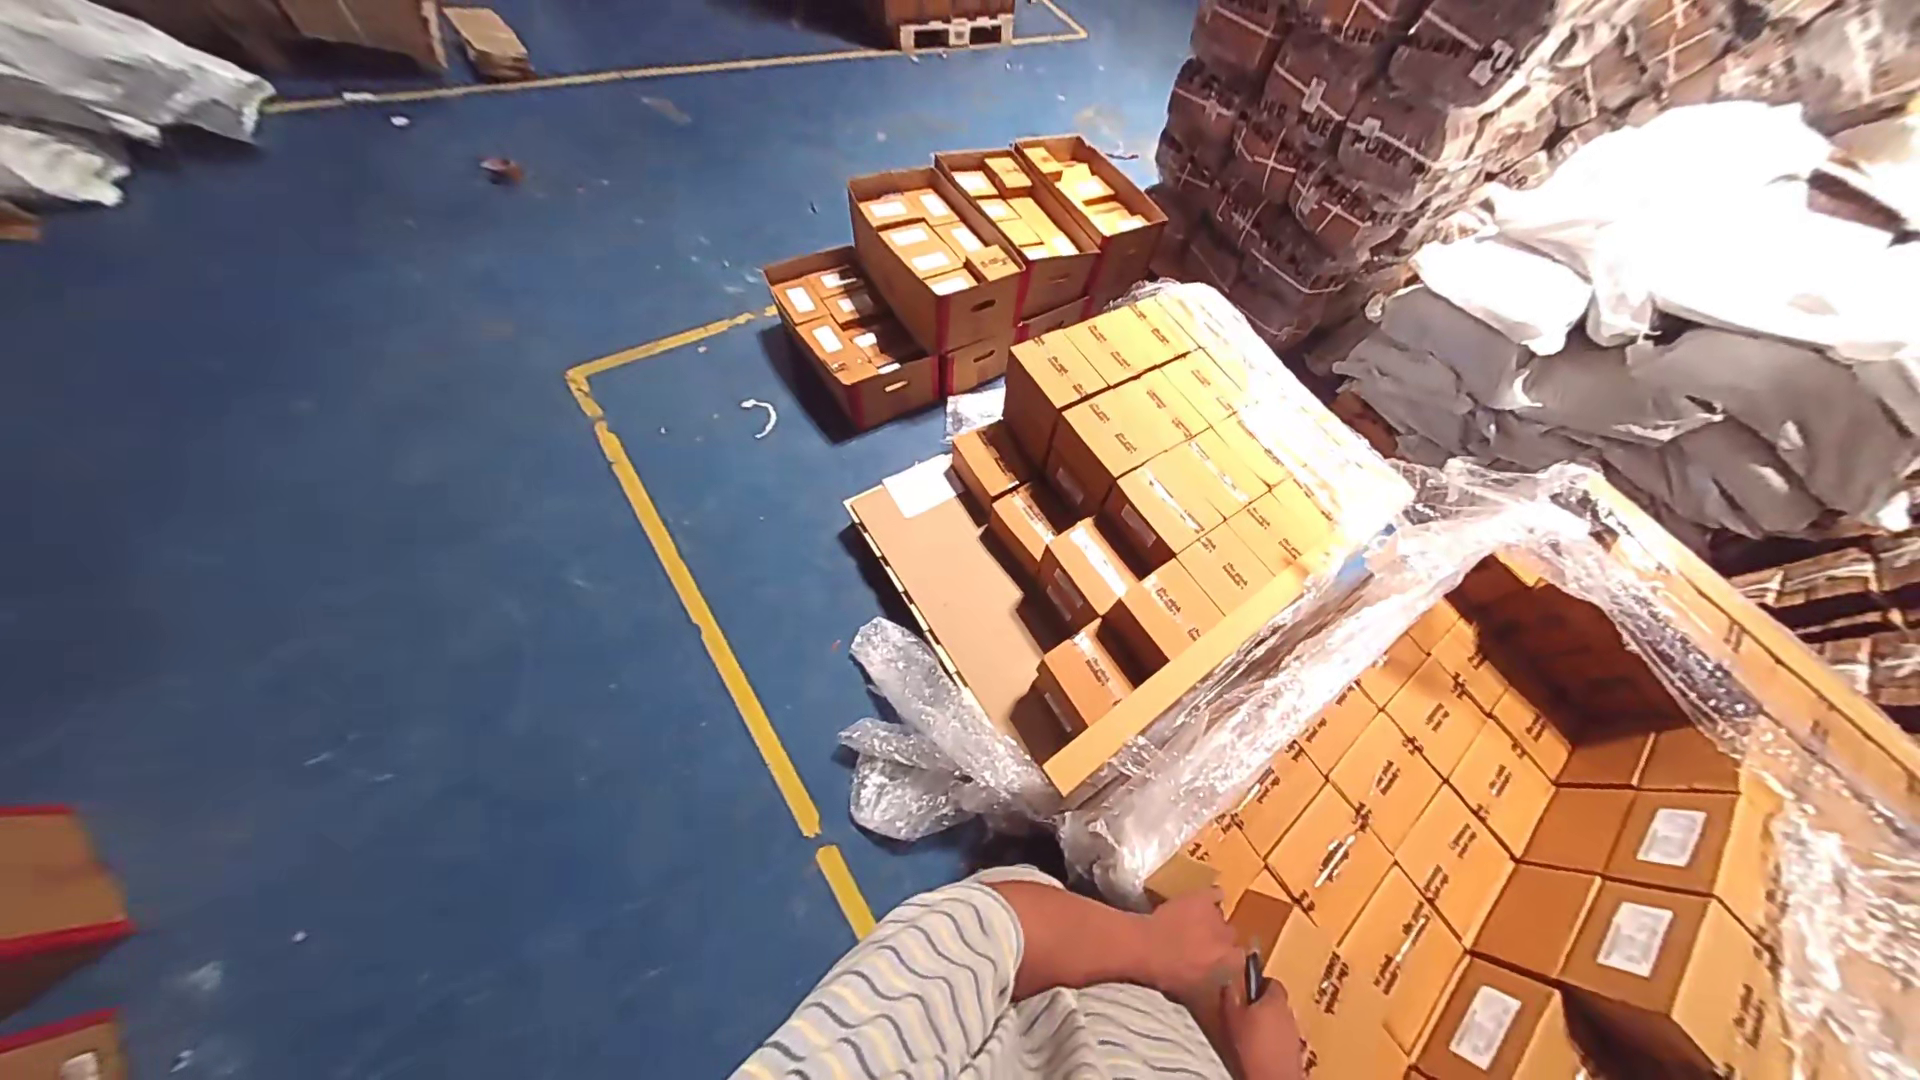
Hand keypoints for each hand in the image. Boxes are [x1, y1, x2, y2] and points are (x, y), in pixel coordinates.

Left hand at [1140, 887, 1239, 1002]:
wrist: (1148, 947)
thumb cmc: (1171, 975)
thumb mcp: (1198, 997)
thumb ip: (1216, 996)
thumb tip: (1222, 997)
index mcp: (1231, 962)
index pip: (1240, 958)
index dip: (1228, 958)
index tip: (1218, 959)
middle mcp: (1228, 937)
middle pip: (1231, 935)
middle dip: (1220, 938)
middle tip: (1204, 941)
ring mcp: (1215, 915)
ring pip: (1220, 915)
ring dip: (1211, 919)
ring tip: (1196, 922)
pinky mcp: (1201, 897)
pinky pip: (1215, 893)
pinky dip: (1212, 896)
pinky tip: (1204, 901)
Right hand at [1220, 978, 1306, 1079]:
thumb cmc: (1251, 1045)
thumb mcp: (1231, 1016)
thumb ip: (1230, 995)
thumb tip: (1230, 983)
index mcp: (1275, 1000)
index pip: (1273, 982)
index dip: (1261, 983)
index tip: (1248, 990)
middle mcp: (1289, 1014)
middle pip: (1278, 1002)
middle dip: (1265, 1004)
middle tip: (1248, 1010)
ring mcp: (1295, 1035)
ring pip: (1282, 1020)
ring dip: (1271, 1022)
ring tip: (1254, 1030)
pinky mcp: (1297, 1053)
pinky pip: (1285, 1038)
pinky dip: (1276, 1039)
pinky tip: (1263, 1047)